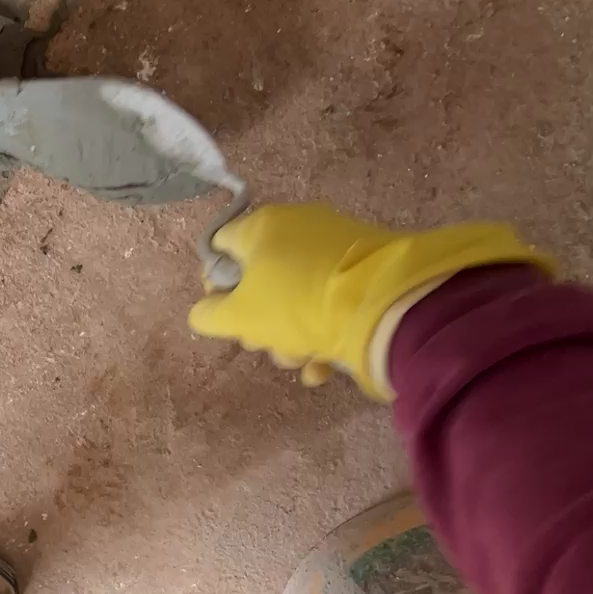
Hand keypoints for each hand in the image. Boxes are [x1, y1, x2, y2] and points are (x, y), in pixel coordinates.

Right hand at [187, 204, 553, 398]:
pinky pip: (329, 302)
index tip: (221, 311)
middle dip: (255, 318)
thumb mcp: (236, 316)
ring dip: (288, 335)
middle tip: (260, 341)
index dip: (215, 282)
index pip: (219, 246)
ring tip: (299, 358)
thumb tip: (206, 310)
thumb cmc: (295, 304)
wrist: (386, 306)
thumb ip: (207, 314)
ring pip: (294, 296)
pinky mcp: (367, 271)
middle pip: (258, 278)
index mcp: (261, 226)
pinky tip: (322, 366)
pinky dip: (322, 334)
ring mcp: (336, 247)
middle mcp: (298, 227)